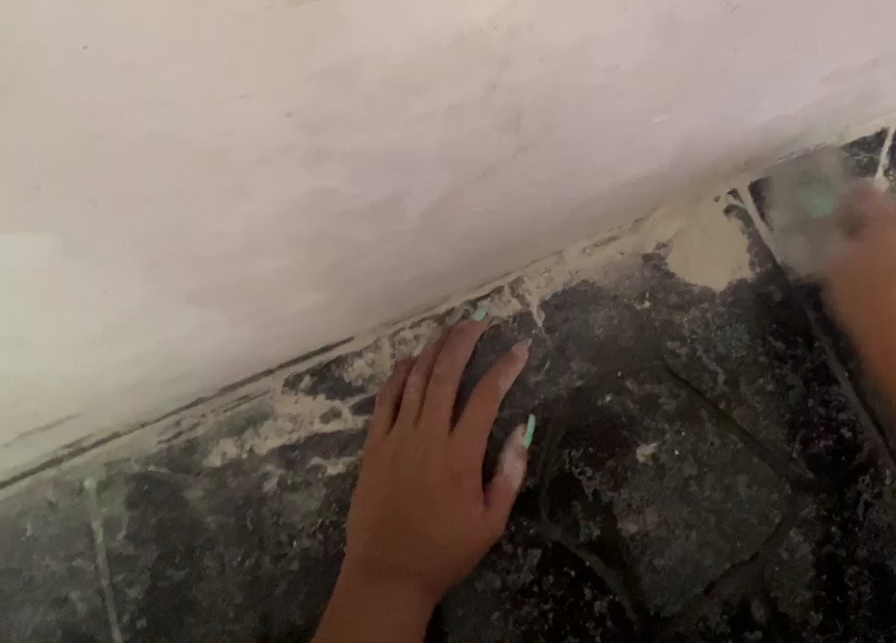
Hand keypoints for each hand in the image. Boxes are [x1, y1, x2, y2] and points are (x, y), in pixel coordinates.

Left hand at [318, 316, 532, 641]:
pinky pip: (385, 399)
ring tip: (449, 329)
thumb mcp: (491, 522)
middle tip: (479, 321)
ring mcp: (397, 437)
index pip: (487, 396)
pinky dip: (398, 374)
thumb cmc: (445, 550)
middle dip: (464, 341)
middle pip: (446, 374)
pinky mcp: (374, 444)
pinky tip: (409, 359)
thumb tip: (522, 428)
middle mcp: (428, 436)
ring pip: (415, 379)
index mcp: (461, 455)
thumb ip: (509, 473)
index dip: (505, 367)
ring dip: (433, 349)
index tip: (520, 348)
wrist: (388, 573)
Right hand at [820, 184, 895, 378]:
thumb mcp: (834, 270)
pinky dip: (893, 266)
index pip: (865, 193)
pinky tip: (877, 286)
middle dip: (862, 222)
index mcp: (890, 222)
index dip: (843, 198)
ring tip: (854, 263)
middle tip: (836, 236)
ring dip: (878, 245)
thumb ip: (832, 242)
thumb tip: (834, 229)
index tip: (825, 210)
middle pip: (887, 216)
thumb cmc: (869, 307)